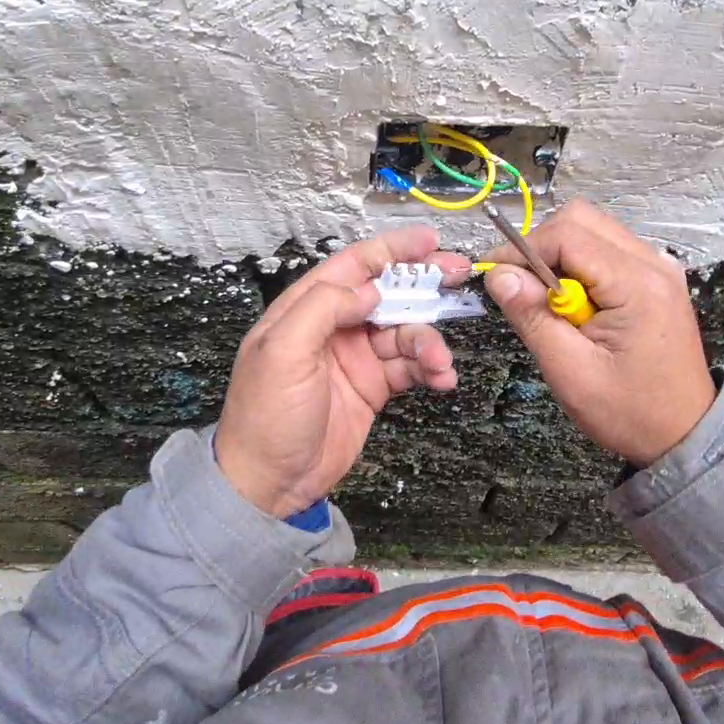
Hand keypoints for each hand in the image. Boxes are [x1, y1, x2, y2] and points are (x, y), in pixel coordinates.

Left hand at [215, 228, 469, 517]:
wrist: (270, 484)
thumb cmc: (265, 417)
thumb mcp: (282, 352)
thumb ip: (323, 308)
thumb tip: (368, 288)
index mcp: (305, 309)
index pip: (353, 265)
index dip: (392, 249)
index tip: (428, 240)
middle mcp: (333, 327)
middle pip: (387, 292)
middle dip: (424, 282)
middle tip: (458, 274)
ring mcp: (355, 357)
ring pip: (405, 331)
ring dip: (428, 341)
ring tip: (439, 362)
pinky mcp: (373, 386)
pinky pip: (410, 366)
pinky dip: (430, 368)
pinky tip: (441, 379)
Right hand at [482, 200, 716, 467]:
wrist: (686, 434)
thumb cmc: (630, 412)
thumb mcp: (570, 372)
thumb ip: (533, 317)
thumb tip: (498, 275)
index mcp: (637, 285)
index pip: (566, 234)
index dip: (523, 249)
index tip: (496, 277)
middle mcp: (653, 262)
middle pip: (581, 218)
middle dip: (541, 246)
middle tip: (523, 289)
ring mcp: (658, 266)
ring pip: (592, 228)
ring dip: (559, 255)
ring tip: (550, 302)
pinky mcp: (655, 276)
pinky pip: (606, 248)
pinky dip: (579, 264)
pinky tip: (575, 303)